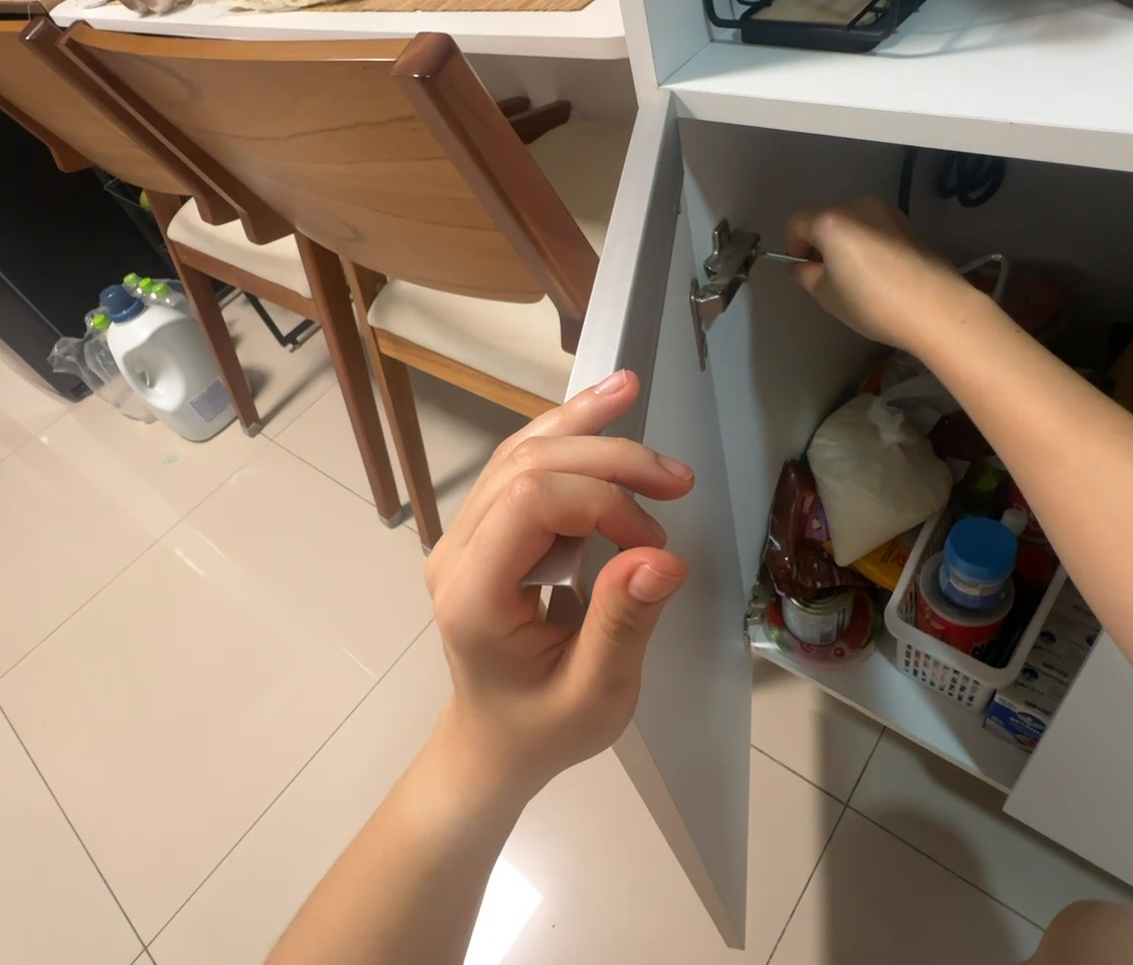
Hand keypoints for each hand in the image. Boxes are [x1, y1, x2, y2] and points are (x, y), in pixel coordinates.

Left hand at [423, 370, 695, 802]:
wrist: (493, 742)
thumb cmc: (543, 729)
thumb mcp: (596, 696)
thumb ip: (623, 624)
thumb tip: (663, 557)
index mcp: (474, 597)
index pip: (529, 503)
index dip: (601, 500)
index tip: (651, 542)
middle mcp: (456, 552)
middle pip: (525, 465)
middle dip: (607, 459)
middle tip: (676, 479)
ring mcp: (463, 535)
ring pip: (518, 452)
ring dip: (582, 426)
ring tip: (631, 389)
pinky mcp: (483, 529)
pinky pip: (519, 465)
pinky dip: (563, 434)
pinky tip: (599, 408)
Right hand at [784, 197, 972, 346]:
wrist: (936, 308)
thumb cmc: (872, 303)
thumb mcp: (827, 295)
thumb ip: (806, 275)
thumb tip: (800, 266)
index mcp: (832, 222)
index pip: (797, 221)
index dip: (792, 245)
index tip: (802, 268)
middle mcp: (859, 206)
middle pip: (826, 219)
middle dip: (820, 243)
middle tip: (826, 275)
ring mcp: (888, 213)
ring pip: (852, 224)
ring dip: (844, 244)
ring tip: (855, 277)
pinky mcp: (909, 225)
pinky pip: (874, 229)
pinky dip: (867, 245)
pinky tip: (878, 274)